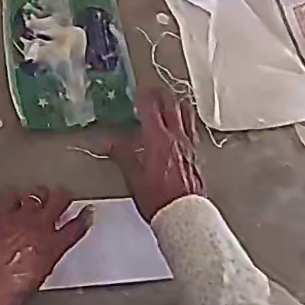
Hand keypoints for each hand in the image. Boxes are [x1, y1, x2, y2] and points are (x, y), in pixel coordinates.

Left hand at [0, 188, 94, 304]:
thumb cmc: (7, 291)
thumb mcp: (38, 277)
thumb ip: (47, 258)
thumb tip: (46, 253)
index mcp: (52, 246)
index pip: (76, 227)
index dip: (84, 217)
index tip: (87, 212)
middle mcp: (39, 227)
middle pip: (59, 200)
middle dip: (63, 198)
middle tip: (62, 199)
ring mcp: (20, 218)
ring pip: (38, 194)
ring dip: (41, 196)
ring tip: (40, 197)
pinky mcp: (0, 215)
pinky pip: (12, 197)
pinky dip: (16, 198)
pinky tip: (16, 201)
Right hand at [108, 91, 203, 221]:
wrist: (184, 214)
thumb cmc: (159, 199)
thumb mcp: (134, 177)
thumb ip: (122, 154)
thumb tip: (108, 142)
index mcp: (158, 140)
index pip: (150, 109)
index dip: (142, 97)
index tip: (136, 93)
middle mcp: (176, 138)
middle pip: (170, 106)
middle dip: (160, 95)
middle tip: (152, 90)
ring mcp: (189, 144)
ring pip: (185, 114)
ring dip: (176, 103)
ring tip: (170, 99)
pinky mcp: (196, 154)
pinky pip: (193, 128)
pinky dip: (186, 119)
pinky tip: (184, 122)